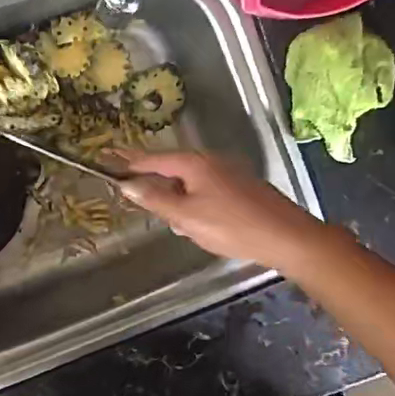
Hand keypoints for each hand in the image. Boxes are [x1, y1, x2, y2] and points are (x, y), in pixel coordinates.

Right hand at [114, 150, 332, 268]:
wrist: (287, 237)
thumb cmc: (232, 227)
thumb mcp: (186, 217)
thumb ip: (155, 200)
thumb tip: (127, 185)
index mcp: (193, 164)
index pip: (152, 159)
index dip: (128, 162)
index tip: (107, 158)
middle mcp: (210, 161)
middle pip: (170, 168)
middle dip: (153, 180)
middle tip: (134, 184)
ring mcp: (227, 173)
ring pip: (188, 182)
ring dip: (175, 198)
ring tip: (175, 219)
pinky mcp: (239, 188)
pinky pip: (204, 190)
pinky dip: (193, 202)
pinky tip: (199, 224)